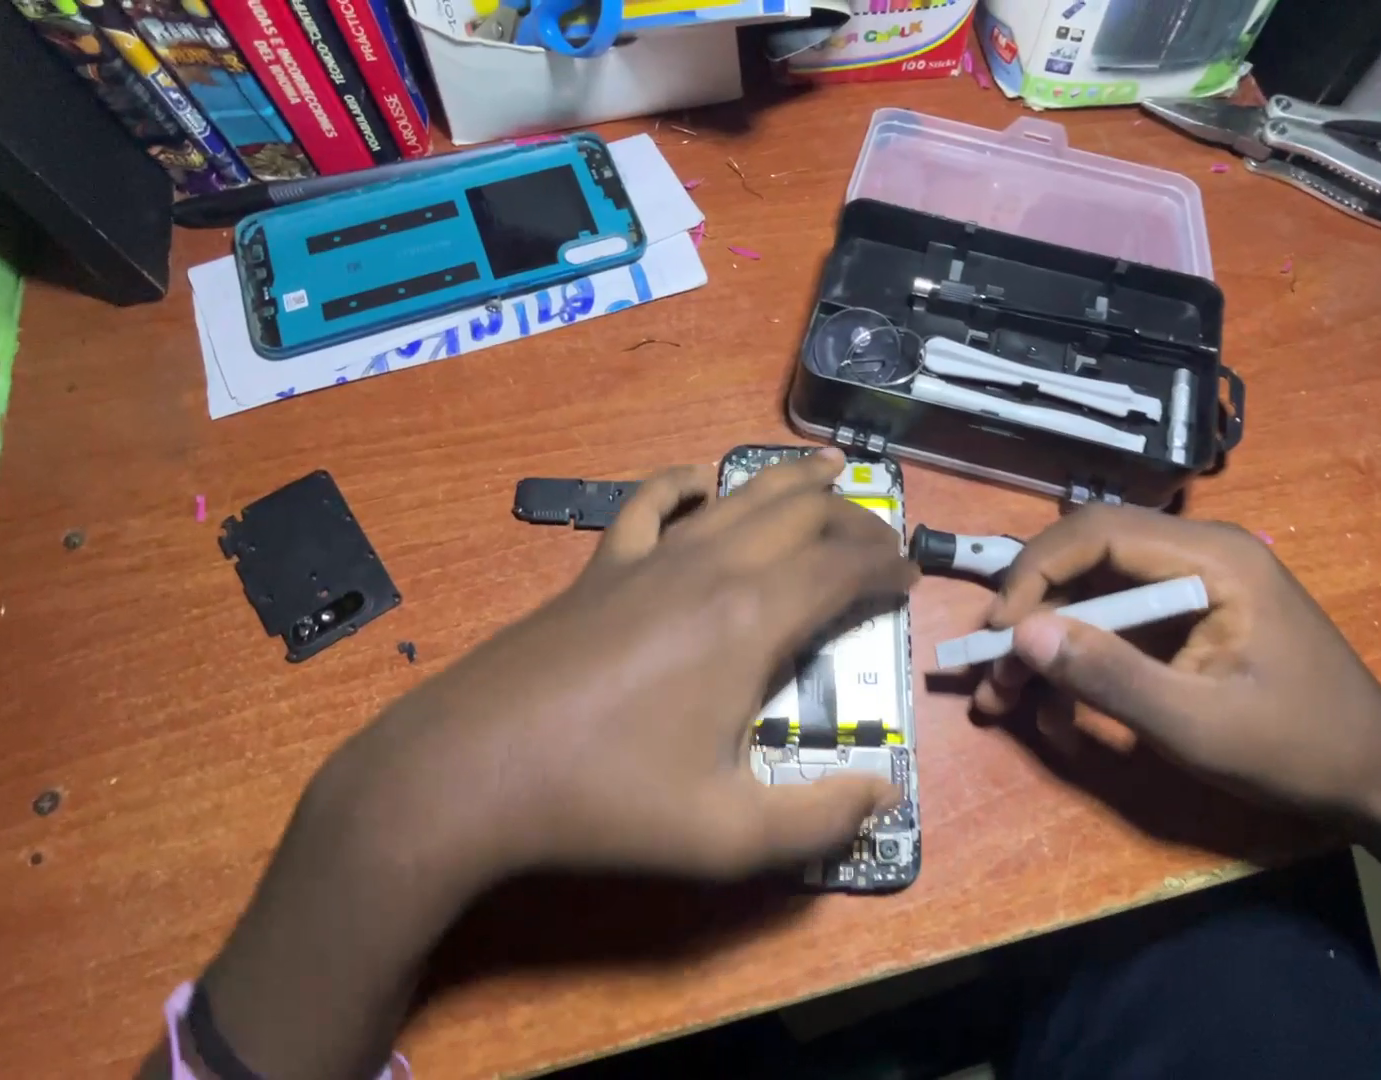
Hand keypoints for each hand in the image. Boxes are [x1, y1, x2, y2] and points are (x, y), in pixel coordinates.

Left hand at [198, 452, 914, 1079]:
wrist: (470, 771)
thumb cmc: (606, 802)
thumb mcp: (728, 834)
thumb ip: (822, 818)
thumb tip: (887, 792)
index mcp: (753, 618)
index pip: (843, 567)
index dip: (887, 564)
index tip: (910, 573)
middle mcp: (711, 568)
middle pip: (801, 515)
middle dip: (852, 519)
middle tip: (879, 537)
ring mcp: (648, 557)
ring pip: (737, 496)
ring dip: (790, 483)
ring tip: (827, 471)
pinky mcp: (598, 567)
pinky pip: (649, 502)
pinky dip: (683, 483)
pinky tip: (698, 480)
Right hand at [972, 504, 1380, 816]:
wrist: (1374, 779)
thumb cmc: (1298, 748)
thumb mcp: (1197, 723)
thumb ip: (1109, 676)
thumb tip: (1021, 635)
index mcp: (1212, 558)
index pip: (1098, 532)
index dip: (1035, 573)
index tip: (998, 632)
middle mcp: (1193, 554)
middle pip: (1083, 559)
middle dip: (1029, 614)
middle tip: (991, 673)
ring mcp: (1184, 584)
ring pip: (1086, 595)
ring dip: (1042, 646)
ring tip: (1004, 701)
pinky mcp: (1178, 617)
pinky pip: (1107, 626)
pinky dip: (1074, 665)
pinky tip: (1057, 717)